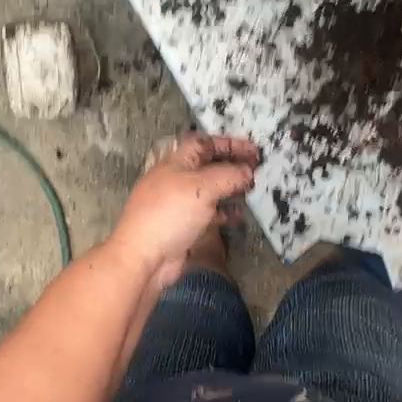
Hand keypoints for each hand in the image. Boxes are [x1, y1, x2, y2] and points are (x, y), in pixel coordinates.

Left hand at [105, 133, 260, 287]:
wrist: (144, 258)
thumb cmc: (169, 214)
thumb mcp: (202, 187)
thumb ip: (228, 175)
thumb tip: (247, 172)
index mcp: (176, 163)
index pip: (205, 143)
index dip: (229, 143)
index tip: (253, 150)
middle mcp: (176, 180)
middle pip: (208, 166)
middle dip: (232, 165)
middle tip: (256, 169)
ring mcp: (179, 204)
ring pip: (210, 190)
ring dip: (230, 188)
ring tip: (251, 190)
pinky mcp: (183, 226)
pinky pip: (208, 214)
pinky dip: (224, 212)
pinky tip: (237, 215)